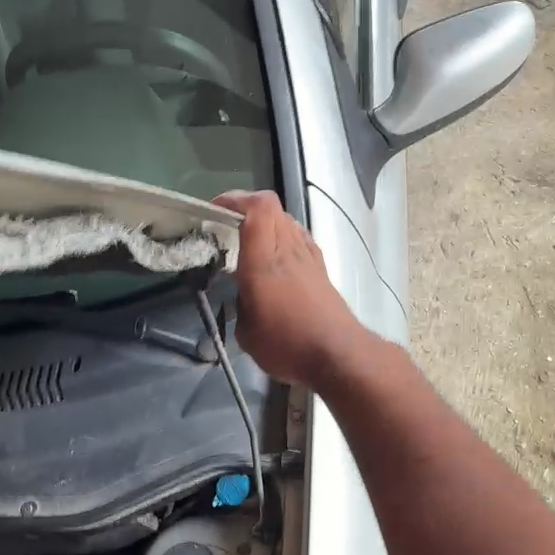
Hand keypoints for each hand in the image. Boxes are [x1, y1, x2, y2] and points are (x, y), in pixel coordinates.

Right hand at [212, 190, 370, 386]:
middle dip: (246, 211)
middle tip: (228, 229)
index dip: (235, 199)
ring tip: (250, 246)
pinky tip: (276, 263)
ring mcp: (308, 258)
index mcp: (264, 259)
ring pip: (287, 222)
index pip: (258, 207)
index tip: (215, 210)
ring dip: (267, 226)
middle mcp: (288, 249)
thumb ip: (241, 305)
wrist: (338, 355)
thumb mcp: (247, 334)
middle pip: (272, 208)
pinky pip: (299, 241)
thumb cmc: (288, 345)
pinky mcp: (321, 271)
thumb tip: (245, 296)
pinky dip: (283, 241)